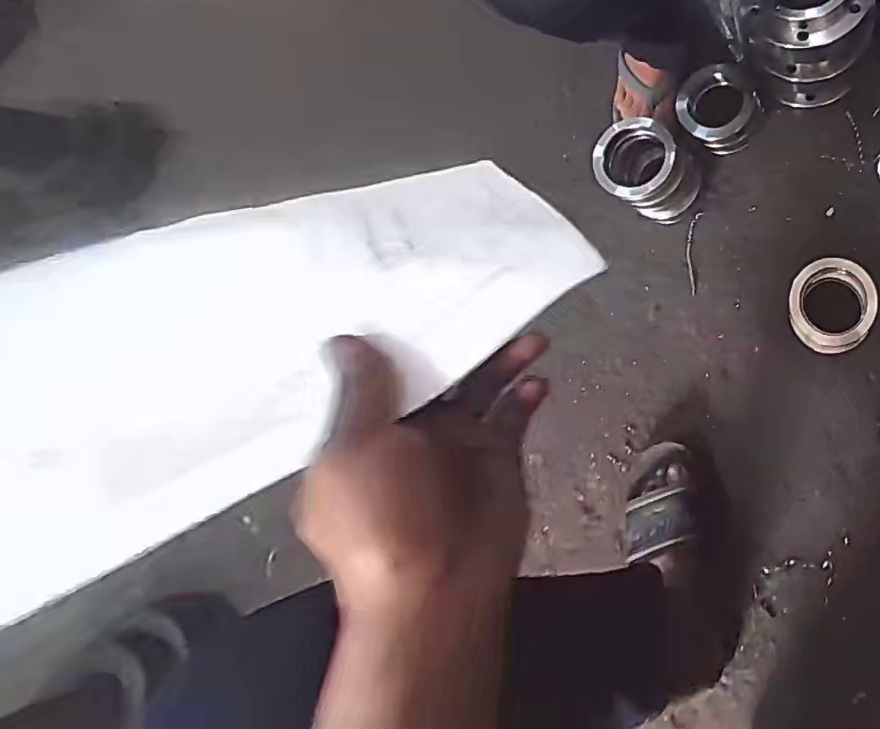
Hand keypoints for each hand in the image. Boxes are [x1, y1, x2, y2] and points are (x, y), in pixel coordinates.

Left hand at [296, 333, 548, 619]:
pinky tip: (537, 381)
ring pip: (485, 388)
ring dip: (506, 361)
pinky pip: (515, 414)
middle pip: (441, 374)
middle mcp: (413, 435)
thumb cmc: (383, 519)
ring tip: (530, 337)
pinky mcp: (498, 455)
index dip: (398, 339)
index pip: (382, 375)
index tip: (414, 296)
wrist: (441, 584)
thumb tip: (342, 342)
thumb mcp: (353, 452)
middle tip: (487, 305)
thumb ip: (359, 394)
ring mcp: (459, 445)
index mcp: (367, 435)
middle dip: (463, 343)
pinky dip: (528, 394)